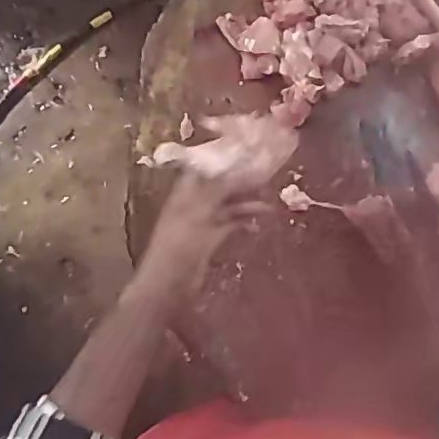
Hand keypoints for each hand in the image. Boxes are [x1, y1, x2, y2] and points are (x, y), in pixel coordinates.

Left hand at [130, 172, 271, 309]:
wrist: (169, 284)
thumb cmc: (179, 246)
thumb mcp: (199, 213)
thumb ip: (218, 189)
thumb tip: (238, 169)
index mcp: (184, 194)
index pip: (202, 169)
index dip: (220, 160)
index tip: (244, 153)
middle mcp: (193, 204)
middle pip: (218, 186)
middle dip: (240, 181)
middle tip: (264, 176)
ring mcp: (202, 222)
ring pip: (227, 206)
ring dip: (246, 204)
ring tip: (269, 204)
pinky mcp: (210, 240)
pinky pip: (229, 225)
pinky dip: (243, 222)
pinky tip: (258, 224)